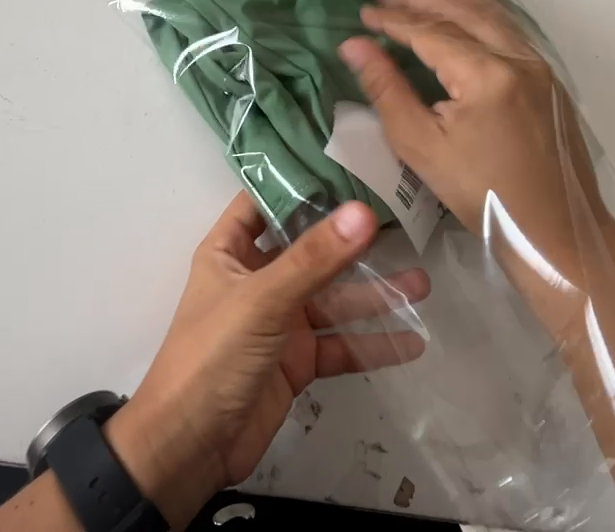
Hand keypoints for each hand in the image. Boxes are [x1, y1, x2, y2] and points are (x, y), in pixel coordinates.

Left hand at [105, 192, 429, 527]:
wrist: (191, 446)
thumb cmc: (212, 356)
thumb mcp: (262, 300)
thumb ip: (313, 259)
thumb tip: (361, 211)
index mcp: (230, 251)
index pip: (265, 203)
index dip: (301, 185)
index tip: (349, 168)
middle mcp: (255, 279)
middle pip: (309, 252)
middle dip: (350, 243)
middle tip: (402, 225)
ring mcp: (277, 322)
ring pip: (330, 300)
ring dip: (372, 294)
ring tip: (423, 283)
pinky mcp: (295, 361)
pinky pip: (338, 345)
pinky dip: (370, 344)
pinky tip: (411, 341)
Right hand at [337, 0, 608, 314]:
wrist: (558, 232)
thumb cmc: (481, 194)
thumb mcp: (421, 146)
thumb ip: (386, 89)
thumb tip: (354, 45)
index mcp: (485, 75)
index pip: (429, 33)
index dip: (393, 20)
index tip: (364, 12)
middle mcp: (517, 59)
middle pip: (462, 11)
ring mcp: (539, 66)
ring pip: (493, 11)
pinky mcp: (548, 79)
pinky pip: (511, 27)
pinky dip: (485, 6)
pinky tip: (471, 0)